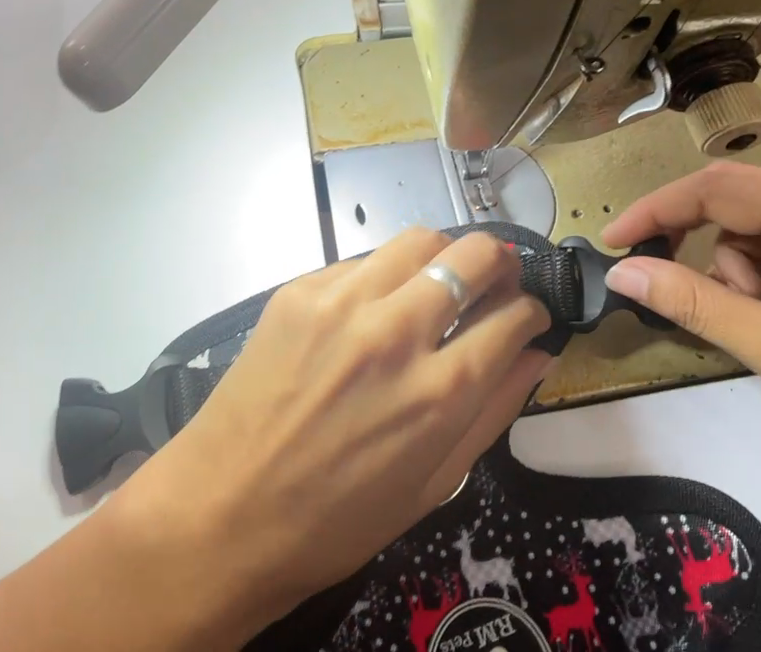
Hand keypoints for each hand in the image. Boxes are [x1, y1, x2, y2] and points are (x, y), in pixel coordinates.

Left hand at [104, 229, 550, 634]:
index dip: (531, 310)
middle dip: (500, 260)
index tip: (528, 314)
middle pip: (472, 254)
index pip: (512, 316)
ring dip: (444, 255)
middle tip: (497, 279)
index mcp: (438, 391)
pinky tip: (374, 307)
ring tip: (439, 283)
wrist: (222, 513)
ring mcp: (341, 302)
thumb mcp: (433, 484)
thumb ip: (494, 411)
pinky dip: (383, 275)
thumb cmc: (336, 520)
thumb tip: (538, 353)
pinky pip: (361, 260)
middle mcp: (394, 332)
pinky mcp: (298, 291)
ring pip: (418, 239)